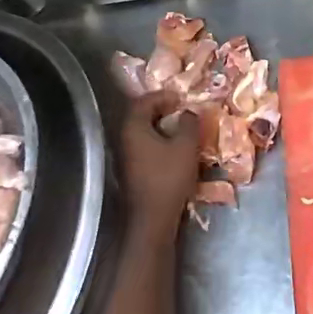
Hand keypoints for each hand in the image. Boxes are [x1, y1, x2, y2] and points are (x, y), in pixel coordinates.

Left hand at [119, 91, 199, 240]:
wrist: (152, 218)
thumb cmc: (168, 178)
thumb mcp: (185, 147)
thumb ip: (188, 124)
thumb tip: (188, 112)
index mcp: (133, 127)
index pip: (144, 101)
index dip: (163, 96)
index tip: (180, 98)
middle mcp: (124, 137)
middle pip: (140, 115)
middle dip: (161, 110)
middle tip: (180, 110)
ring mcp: (124, 155)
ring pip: (142, 132)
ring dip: (160, 126)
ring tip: (179, 129)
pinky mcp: (130, 169)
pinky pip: (143, 146)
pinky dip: (157, 141)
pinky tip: (172, 149)